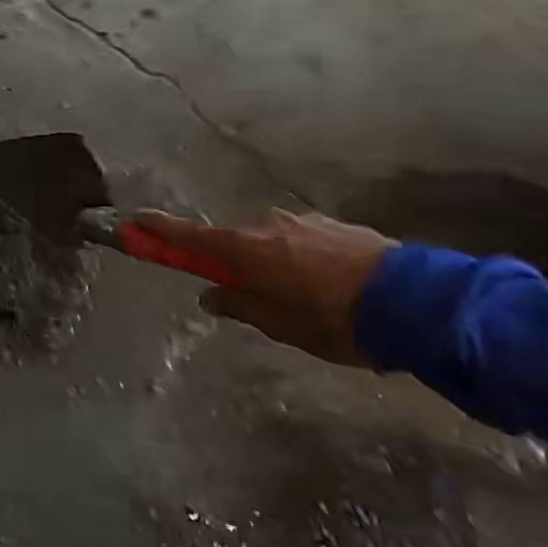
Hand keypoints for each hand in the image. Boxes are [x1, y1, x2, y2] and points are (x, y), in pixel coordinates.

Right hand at [133, 207, 397, 366]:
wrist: (415, 301)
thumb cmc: (334, 319)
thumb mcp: (281, 326)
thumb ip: (239, 306)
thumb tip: (211, 295)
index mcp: (244, 249)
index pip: (187, 234)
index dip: (157, 229)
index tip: (132, 221)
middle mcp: (265, 224)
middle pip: (232, 240)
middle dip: (235, 262)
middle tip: (254, 296)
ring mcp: (300, 220)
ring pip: (270, 240)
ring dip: (273, 261)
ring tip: (307, 300)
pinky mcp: (332, 223)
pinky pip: (300, 239)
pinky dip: (301, 257)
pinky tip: (330, 285)